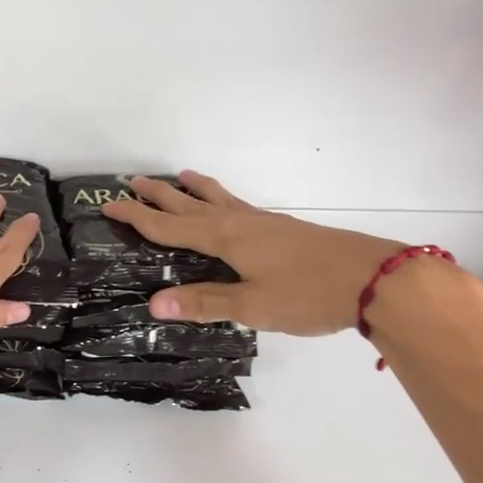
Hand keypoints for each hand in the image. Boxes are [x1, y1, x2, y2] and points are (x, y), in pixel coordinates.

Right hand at [102, 171, 405, 335]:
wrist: (373, 279)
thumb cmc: (309, 294)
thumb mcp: (253, 306)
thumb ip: (205, 302)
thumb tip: (152, 303)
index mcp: (224, 238)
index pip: (169, 226)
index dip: (137, 217)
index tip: (108, 203)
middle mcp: (239, 223)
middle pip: (189, 204)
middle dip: (159, 195)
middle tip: (132, 181)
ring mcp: (263, 223)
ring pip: (217, 199)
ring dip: (193, 189)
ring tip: (179, 176)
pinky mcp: (282, 230)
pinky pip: (238, 205)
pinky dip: (221, 199)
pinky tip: (230, 207)